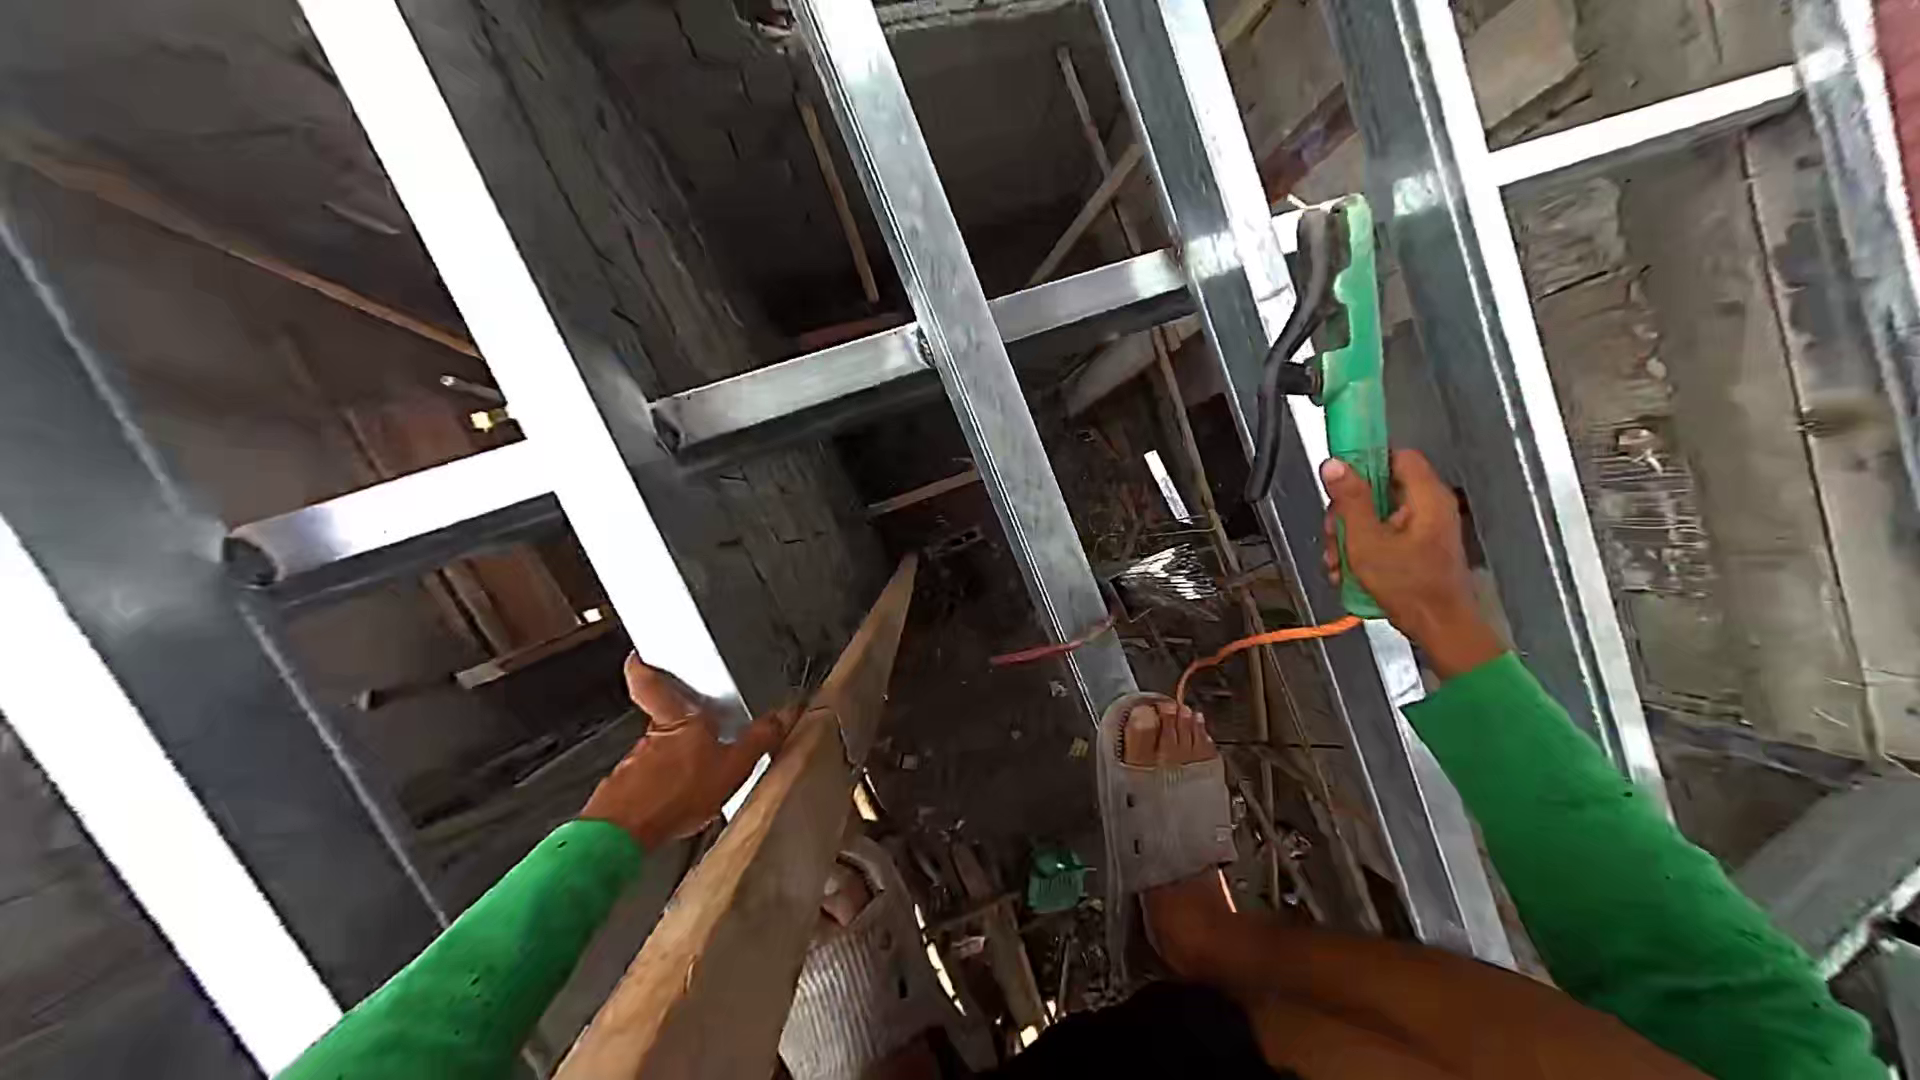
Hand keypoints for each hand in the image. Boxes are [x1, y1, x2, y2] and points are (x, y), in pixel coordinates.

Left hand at [579, 654, 787, 849]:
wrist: (623, 836)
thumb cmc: (674, 795)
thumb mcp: (733, 767)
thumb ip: (758, 740)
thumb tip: (780, 718)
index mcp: (677, 721)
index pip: (651, 684)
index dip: (643, 668)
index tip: (639, 658)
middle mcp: (649, 738)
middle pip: (658, 721)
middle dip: (675, 727)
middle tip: (694, 733)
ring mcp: (631, 766)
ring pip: (652, 755)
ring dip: (669, 764)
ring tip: (692, 782)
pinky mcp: (620, 794)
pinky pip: (642, 786)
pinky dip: (658, 792)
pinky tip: (674, 807)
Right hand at [1321, 449, 1502, 678]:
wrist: (1437, 627)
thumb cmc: (1410, 587)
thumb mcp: (1366, 539)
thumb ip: (1350, 499)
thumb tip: (1335, 465)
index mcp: (1426, 498)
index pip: (1396, 456)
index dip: (1365, 462)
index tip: (1339, 477)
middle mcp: (1429, 508)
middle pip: (1378, 489)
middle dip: (1347, 511)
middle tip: (1334, 533)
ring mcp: (1423, 528)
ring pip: (1374, 514)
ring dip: (1348, 534)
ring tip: (1338, 559)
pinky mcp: (1415, 546)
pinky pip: (1381, 534)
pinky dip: (1361, 548)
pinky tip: (1348, 568)